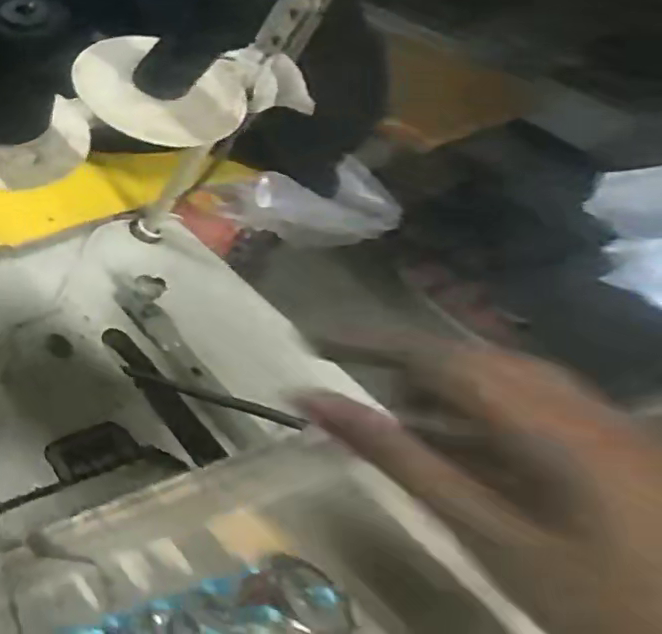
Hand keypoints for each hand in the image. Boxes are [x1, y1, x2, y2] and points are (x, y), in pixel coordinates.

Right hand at [298, 334, 661, 633]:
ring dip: (448, 388)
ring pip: (516, 384)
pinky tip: (465, 446)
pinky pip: (547, 412)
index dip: (367, 343)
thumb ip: (397, 458)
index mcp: (549, 424)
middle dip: (409, 363)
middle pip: (480, 362)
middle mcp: (587, 415)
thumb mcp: (484, 532)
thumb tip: (308, 398)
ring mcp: (621, 439)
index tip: (308, 341)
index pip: (437, 356)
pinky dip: (489, 414)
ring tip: (401, 413)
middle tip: (352, 374)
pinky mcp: (635, 463)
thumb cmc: (596, 596)